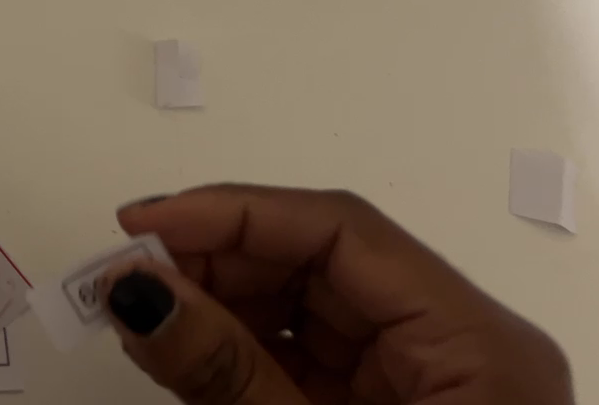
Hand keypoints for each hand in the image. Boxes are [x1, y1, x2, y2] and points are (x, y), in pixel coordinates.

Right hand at [101, 185, 572, 404]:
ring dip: (208, 296)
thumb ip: (223, 372)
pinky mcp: (380, 402)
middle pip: (309, 255)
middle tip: (127, 276)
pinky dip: (229, 338)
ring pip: (292, 293)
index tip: (137, 225)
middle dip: (208, 258)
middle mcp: (450, 341)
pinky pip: (292, 341)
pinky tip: (185, 353)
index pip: (337, 229)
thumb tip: (125, 283)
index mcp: (473, 344)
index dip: (229, 211)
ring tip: (144, 318)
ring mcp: (418, 373)